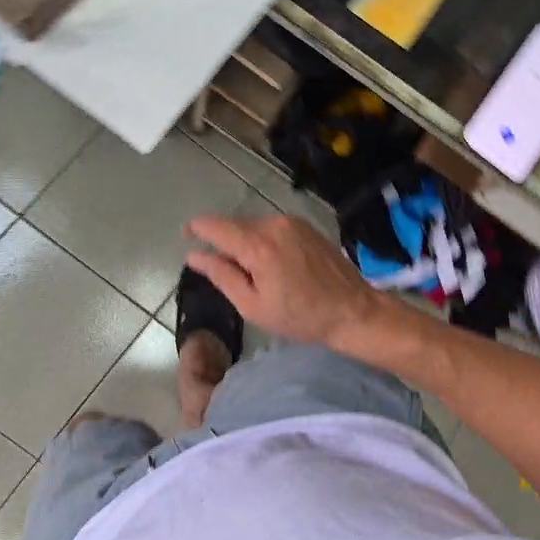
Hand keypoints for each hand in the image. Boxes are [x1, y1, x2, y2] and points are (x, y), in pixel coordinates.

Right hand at [185, 214, 385, 349]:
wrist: (352, 310)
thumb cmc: (300, 317)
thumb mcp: (253, 305)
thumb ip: (222, 276)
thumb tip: (195, 256)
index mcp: (258, 245)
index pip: (216, 226)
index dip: (197, 229)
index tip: (186, 236)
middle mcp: (275, 225)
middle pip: (236, 226)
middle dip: (225, 243)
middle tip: (227, 273)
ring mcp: (294, 222)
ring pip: (255, 226)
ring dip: (247, 243)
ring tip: (254, 274)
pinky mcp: (307, 226)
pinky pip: (274, 228)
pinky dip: (265, 241)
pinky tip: (274, 266)